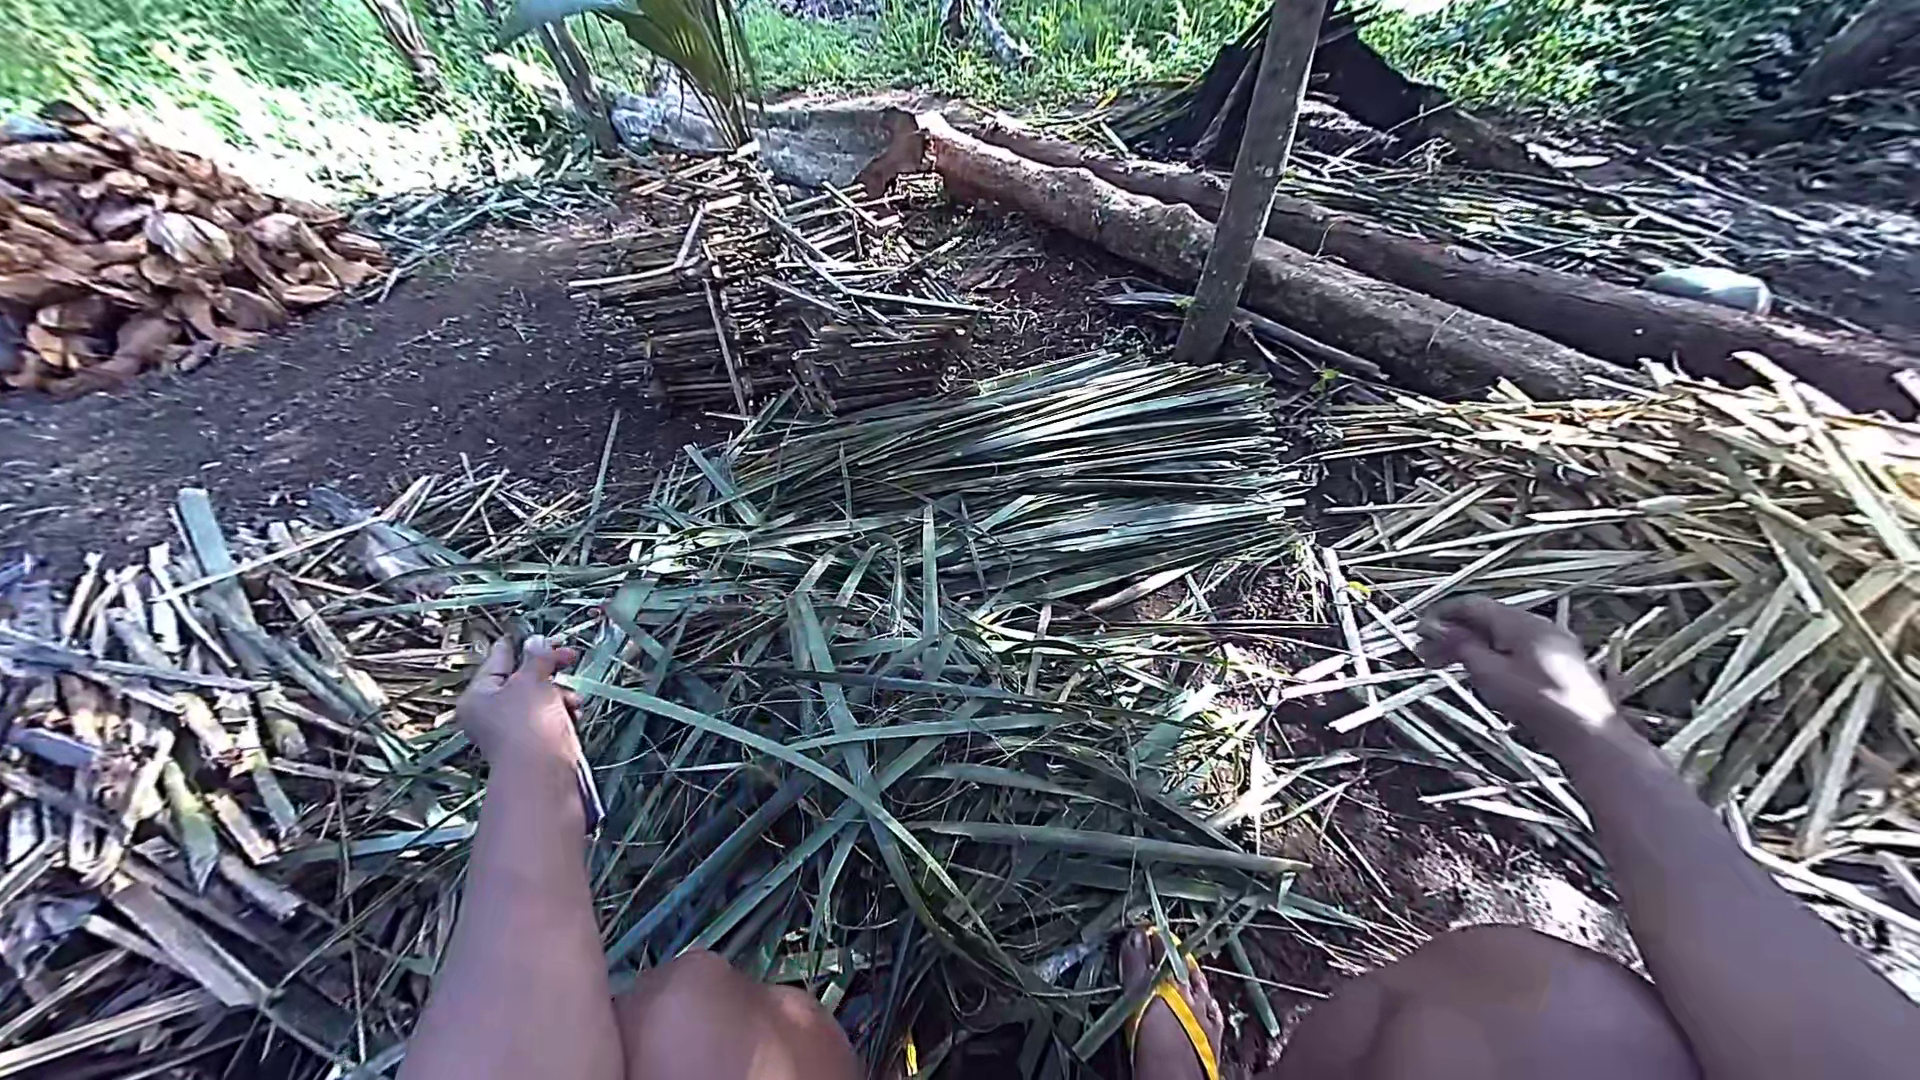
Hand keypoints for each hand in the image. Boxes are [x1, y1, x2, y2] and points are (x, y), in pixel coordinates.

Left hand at [455, 636, 583, 775]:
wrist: (542, 766)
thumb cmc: (528, 720)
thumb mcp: (531, 681)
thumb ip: (536, 658)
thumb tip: (536, 640)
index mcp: (478, 696)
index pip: (497, 662)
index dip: (515, 646)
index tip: (526, 633)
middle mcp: (491, 710)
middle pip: (522, 679)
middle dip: (548, 670)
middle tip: (569, 655)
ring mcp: (513, 725)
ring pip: (540, 695)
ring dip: (560, 692)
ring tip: (572, 698)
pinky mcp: (534, 736)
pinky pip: (550, 712)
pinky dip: (562, 708)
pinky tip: (573, 710)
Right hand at [1417, 597, 1625, 749]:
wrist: (1589, 736)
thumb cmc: (1536, 702)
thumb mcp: (1487, 671)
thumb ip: (1460, 644)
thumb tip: (1436, 627)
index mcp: (1521, 623)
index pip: (1471, 605)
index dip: (1440, 614)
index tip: (1418, 630)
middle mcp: (1538, 626)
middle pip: (1483, 620)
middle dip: (1450, 633)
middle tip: (1423, 651)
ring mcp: (1551, 643)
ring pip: (1496, 635)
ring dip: (1466, 646)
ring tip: (1441, 664)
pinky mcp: (1557, 662)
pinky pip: (1512, 647)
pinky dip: (1487, 654)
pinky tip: (1473, 670)